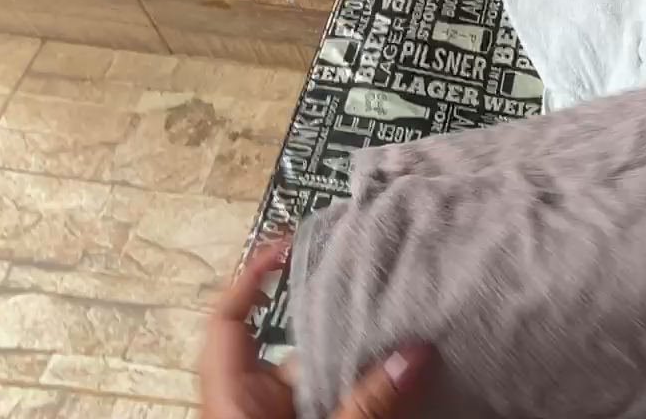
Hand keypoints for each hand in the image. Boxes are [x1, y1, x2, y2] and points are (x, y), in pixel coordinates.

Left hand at [202, 237, 436, 418]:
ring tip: (408, 325)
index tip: (290, 242)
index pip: (227, 323)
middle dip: (339, 314)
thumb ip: (366, 407)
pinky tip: (409, 380)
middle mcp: (256, 410)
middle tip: (381, 280)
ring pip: (324, 378)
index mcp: (233, 404)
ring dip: (363, 356)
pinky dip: (371, 390)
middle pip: (294, 344)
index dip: (250, 276)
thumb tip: (418, 353)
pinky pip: (341, 403)